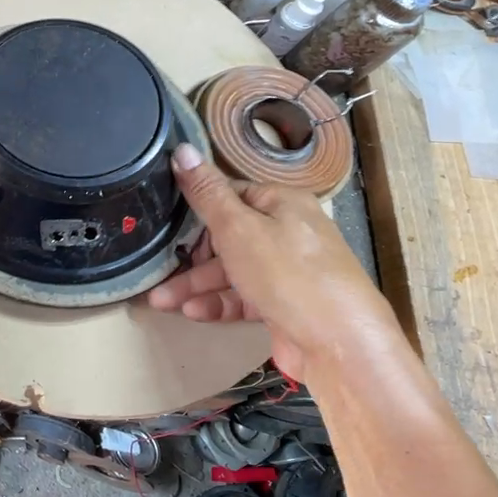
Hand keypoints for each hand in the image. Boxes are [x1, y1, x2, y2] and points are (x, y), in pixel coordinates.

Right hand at [145, 143, 397, 381]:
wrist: (342, 347)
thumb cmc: (288, 275)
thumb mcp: (238, 228)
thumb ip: (206, 192)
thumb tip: (182, 149)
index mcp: (282, 203)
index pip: (229, 194)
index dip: (195, 208)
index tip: (161, 222)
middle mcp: (287, 232)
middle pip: (226, 236)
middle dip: (189, 256)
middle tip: (156, 269)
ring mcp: (287, 272)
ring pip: (230, 270)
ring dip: (195, 285)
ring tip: (161, 302)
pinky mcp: (284, 306)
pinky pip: (242, 297)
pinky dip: (217, 303)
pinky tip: (192, 312)